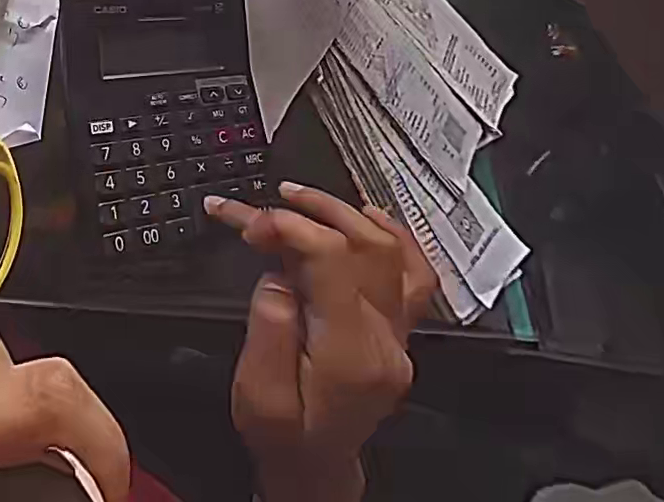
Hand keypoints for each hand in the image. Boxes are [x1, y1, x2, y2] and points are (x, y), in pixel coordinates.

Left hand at [0, 288, 129, 501]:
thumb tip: (67, 489)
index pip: (47, 397)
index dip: (101, 442)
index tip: (110, 492)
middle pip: (47, 389)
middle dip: (60, 445)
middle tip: (38, 485)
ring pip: (27, 373)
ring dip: (23, 418)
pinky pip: (3, 353)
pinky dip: (2, 390)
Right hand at [207, 183, 435, 501]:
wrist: (315, 467)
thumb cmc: (282, 435)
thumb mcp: (258, 395)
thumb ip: (267, 329)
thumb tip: (278, 274)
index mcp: (351, 353)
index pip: (334, 260)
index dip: (291, 227)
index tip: (250, 224)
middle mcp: (385, 339)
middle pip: (363, 245)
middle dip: (310, 212)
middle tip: (266, 210)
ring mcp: (398, 332)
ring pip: (389, 248)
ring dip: (343, 212)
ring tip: (299, 196)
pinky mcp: (396, 327)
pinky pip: (412, 270)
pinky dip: (392, 233)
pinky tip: (368, 212)